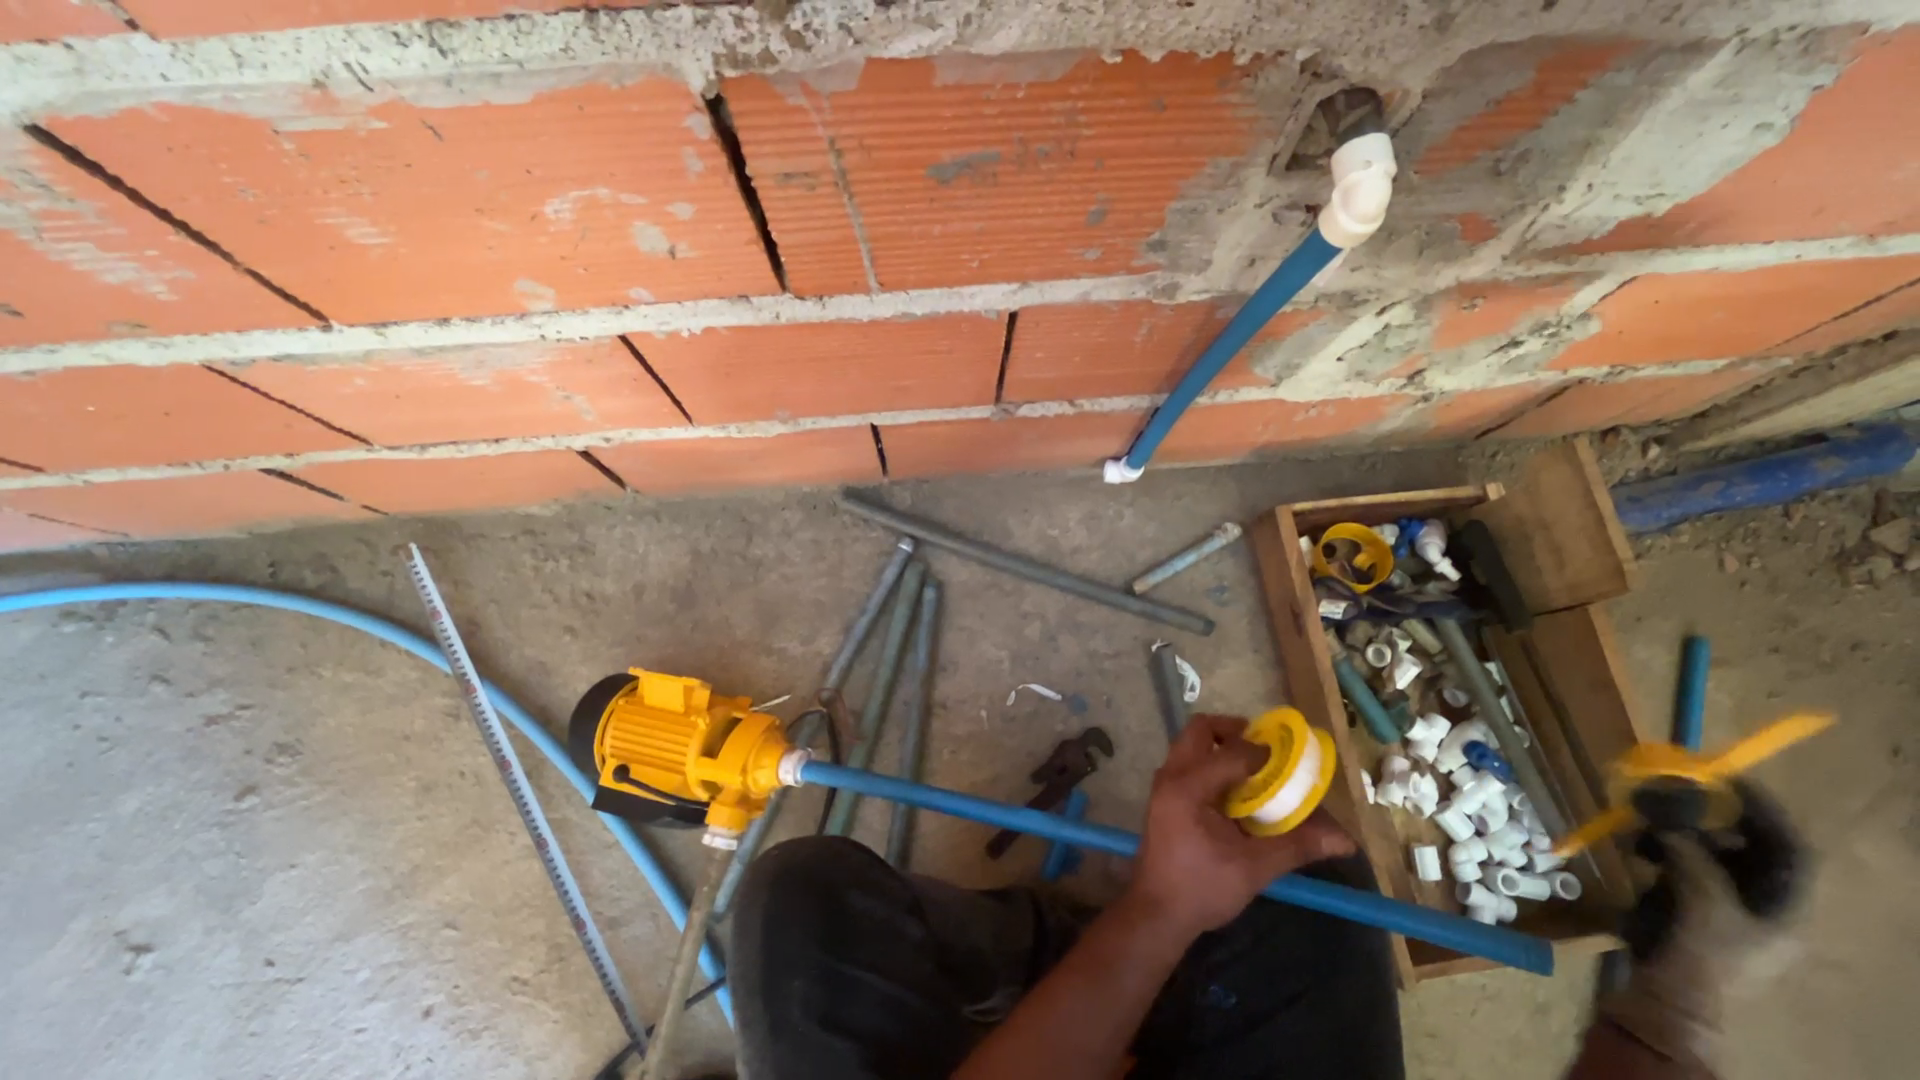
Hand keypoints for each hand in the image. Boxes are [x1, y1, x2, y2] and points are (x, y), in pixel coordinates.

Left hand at [1125, 714, 1353, 936]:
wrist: (1156, 914)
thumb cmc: (1201, 888)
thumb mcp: (1254, 868)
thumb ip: (1297, 846)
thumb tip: (1344, 840)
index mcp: (1188, 786)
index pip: (1231, 752)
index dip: (1264, 753)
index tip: (1291, 765)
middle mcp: (1170, 776)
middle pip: (1200, 730)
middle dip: (1234, 732)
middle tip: (1265, 752)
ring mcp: (1163, 786)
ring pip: (1191, 745)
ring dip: (1222, 748)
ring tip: (1256, 772)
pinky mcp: (1164, 799)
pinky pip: (1188, 764)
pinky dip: (1212, 765)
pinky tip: (1238, 795)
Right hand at [1605, 781, 1804, 1057]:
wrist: (1668, 1001)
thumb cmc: (1699, 958)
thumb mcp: (1702, 906)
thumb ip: (1690, 858)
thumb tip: (1665, 818)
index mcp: (1785, 910)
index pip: (1791, 850)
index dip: (1766, 812)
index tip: (1731, 780)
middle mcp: (1761, 905)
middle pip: (1748, 849)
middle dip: (1713, 820)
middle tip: (1678, 794)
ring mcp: (1722, 907)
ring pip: (1710, 855)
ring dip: (1679, 834)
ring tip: (1646, 823)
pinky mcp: (1687, 908)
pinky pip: (1681, 867)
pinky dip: (1661, 851)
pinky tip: (1637, 848)